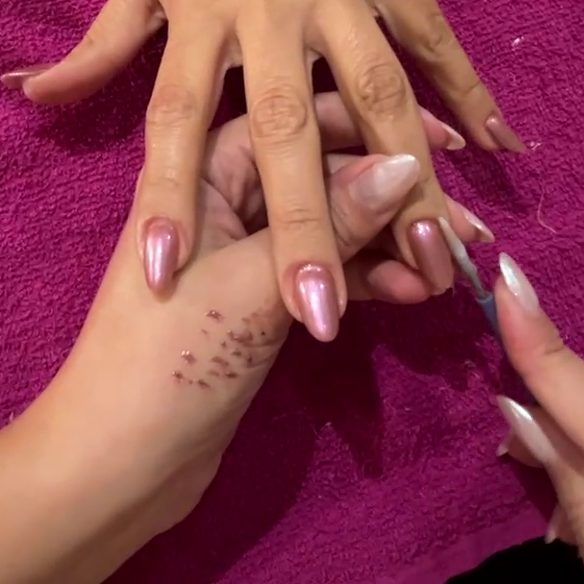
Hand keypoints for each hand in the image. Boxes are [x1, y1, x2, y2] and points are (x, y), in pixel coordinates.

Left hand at [7, 0, 521, 340]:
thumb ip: (93, 44)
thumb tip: (25, 96)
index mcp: (199, 11)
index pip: (175, 115)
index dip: (166, 194)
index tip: (161, 276)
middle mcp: (270, 4)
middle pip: (284, 123)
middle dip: (300, 220)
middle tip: (316, 311)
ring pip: (377, 89)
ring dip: (407, 174)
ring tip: (433, 258)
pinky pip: (434, 37)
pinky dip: (469, 90)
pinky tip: (499, 150)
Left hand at [26, 93, 487, 562]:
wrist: (121, 461)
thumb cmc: (169, 354)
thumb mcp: (255, 281)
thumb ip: (331, 220)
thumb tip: (403, 162)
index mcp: (203, 167)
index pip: (293, 121)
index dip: (366, 124)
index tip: (440, 142)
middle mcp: (224, 194)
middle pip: (319, 174)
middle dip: (390, 196)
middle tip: (462, 226)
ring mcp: (245, 248)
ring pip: (329, 226)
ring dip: (388, 244)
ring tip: (449, 269)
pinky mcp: (261, 295)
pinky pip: (324, 271)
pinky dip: (366, 279)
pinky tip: (412, 292)